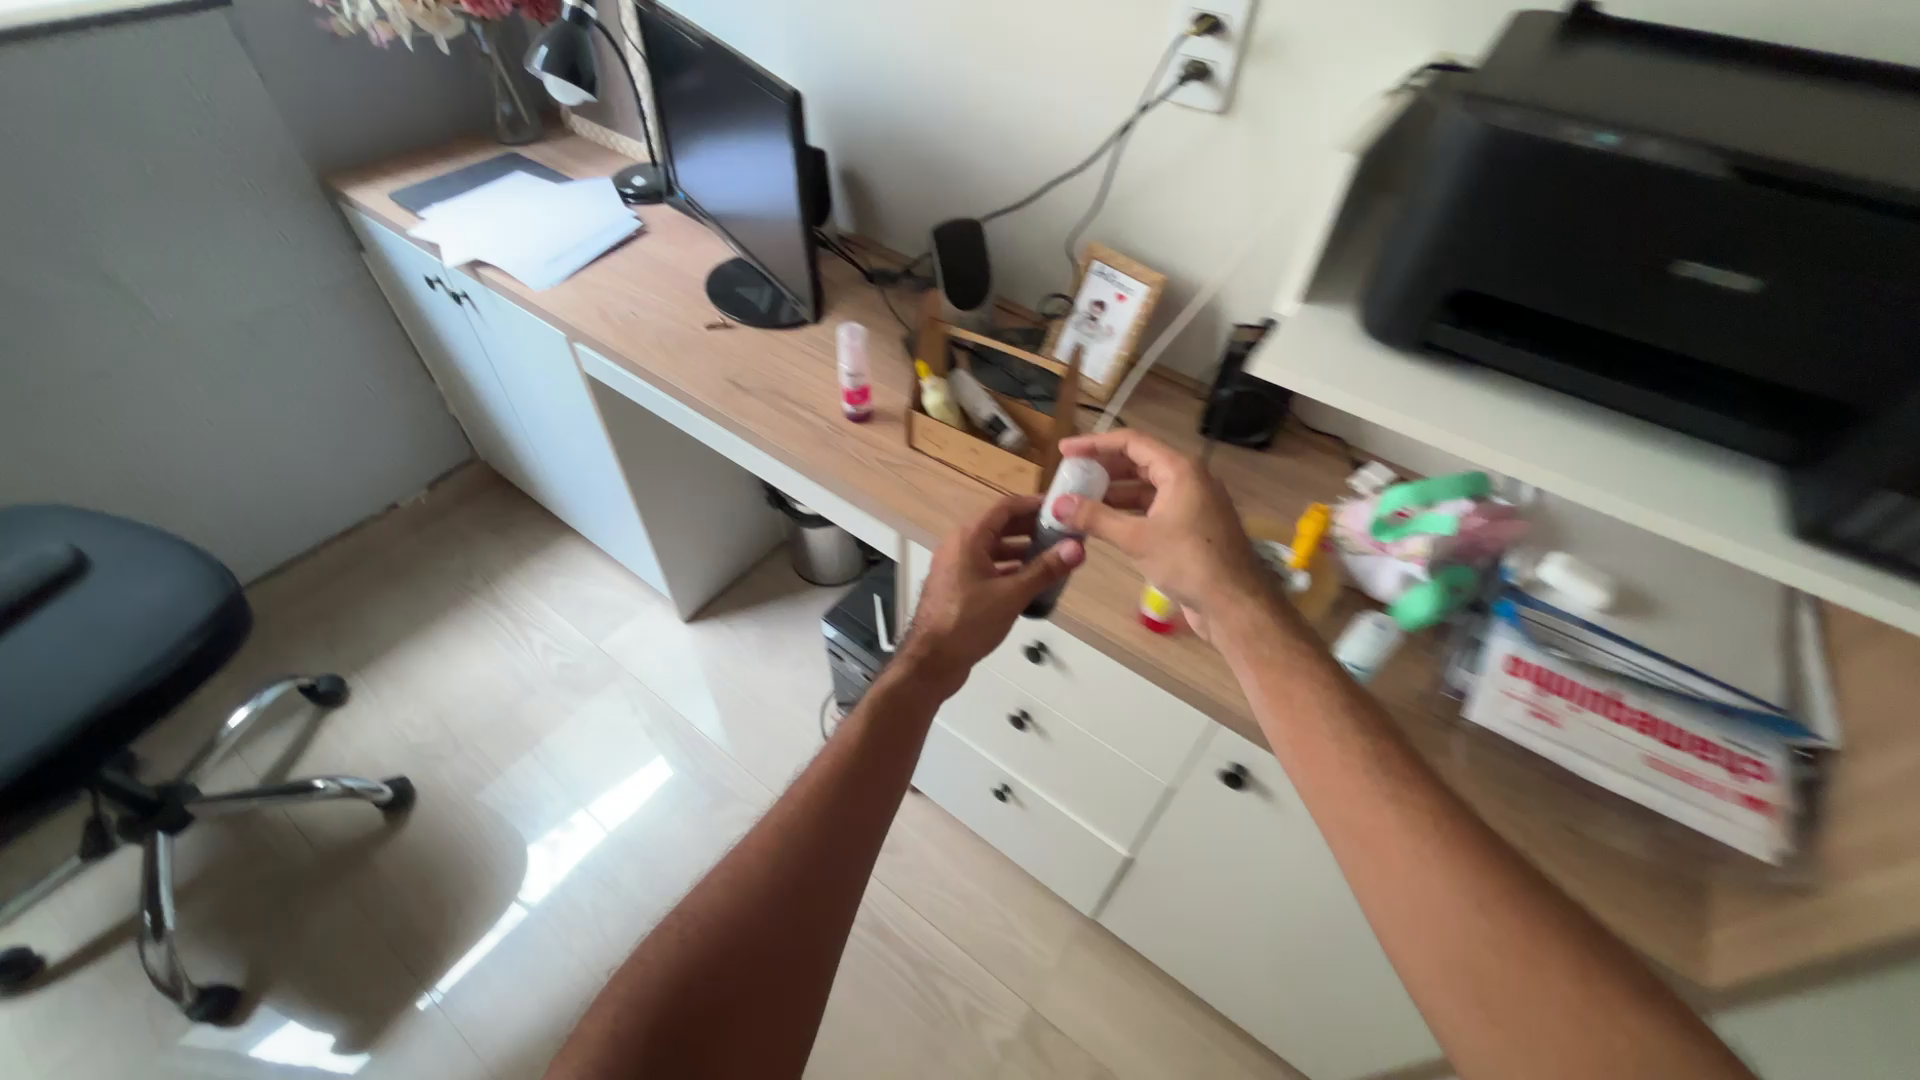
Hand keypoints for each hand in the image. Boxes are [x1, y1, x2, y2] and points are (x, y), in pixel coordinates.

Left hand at [903, 495, 1084, 692]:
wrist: (930, 661)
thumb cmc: (967, 622)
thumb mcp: (1011, 595)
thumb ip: (1044, 570)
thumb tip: (1077, 548)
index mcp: (968, 538)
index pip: (1005, 507)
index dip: (1033, 504)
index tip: (1061, 508)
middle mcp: (960, 546)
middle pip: (1000, 527)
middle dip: (1032, 529)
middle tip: (1064, 533)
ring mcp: (957, 567)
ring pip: (994, 549)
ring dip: (1022, 551)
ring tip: (1054, 558)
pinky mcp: (958, 588)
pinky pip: (988, 568)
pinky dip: (1010, 570)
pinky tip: (1032, 583)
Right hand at [1052, 431, 1278, 642]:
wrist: (1235, 604)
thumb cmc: (1189, 562)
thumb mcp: (1136, 538)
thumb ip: (1095, 518)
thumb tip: (1058, 504)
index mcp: (1180, 470)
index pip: (1131, 443)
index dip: (1094, 444)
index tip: (1065, 451)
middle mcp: (1189, 479)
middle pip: (1138, 463)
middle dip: (1102, 470)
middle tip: (1070, 477)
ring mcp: (1193, 504)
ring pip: (1146, 489)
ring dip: (1113, 494)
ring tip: (1079, 502)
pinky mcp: (1192, 528)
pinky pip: (1154, 509)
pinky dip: (1128, 513)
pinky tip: (1104, 525)